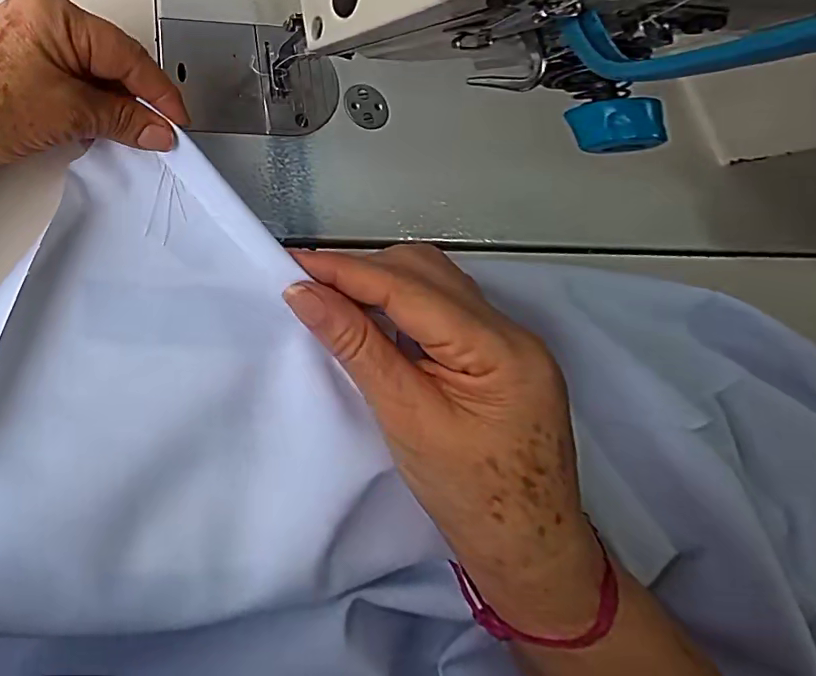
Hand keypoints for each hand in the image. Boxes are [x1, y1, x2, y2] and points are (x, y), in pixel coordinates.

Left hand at [0, 0, 189, 199]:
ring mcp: (20, 39)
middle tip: (151, 130)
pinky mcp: (8, 63)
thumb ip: (117, 117)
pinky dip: (76, 101)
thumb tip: (153, 126)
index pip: (122, 52)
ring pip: (81, 70)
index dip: (155, 90)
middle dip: (128, 97)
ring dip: (102, 102)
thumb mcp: (63, 113)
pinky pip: (58, 77)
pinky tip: (84, 124)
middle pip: (103, 58)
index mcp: (54, 12)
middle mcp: (36, 16)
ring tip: (117, 132)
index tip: (175, 118)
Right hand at [283, 246, 606, 638]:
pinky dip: (392, 300)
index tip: (285, 262)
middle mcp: (509, 332)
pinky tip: (365, 317)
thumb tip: (300, 291)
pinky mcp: (490, 353)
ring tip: (327, 298)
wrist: (530, 551)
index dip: (342, 269)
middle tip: (302, 285)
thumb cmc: (470, 492)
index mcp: (498, 348)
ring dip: (374, 280)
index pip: (405, 286)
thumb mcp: (403, 415)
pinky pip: (434, 304)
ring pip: (429, 279)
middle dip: (357, 269)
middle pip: (421, 270)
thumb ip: (354, 344)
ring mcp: (504, 341)